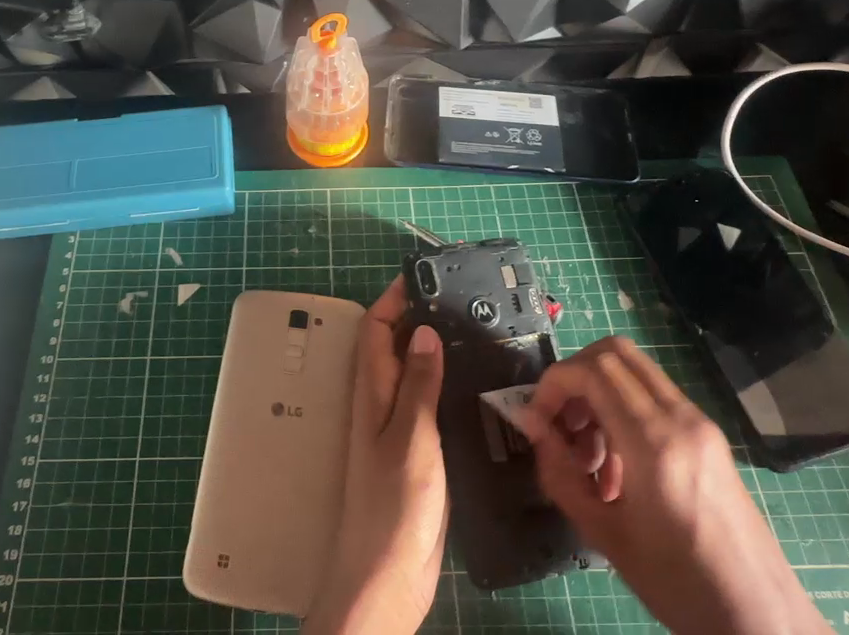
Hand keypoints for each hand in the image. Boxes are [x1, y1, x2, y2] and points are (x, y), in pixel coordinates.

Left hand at [305, 277, 447, 634]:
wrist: (388, 575)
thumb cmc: (394, 505)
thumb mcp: (410, 438)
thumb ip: (417, 386)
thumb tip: (422, 330)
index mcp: (371, 392)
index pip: (374, 329)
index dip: (393, 298)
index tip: (423, 274)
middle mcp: (381, 403)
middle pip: (394, 345)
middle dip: (418, 316)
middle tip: (462, 298)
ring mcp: (398, 428)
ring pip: (414, 374)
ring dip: (435, 348)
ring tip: (476, 331)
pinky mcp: (417, 452)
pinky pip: (429, 404)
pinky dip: (447, 385)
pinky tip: (477, 386)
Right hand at [521, 337, 829, 634]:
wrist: (760, 617)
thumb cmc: (678, 583)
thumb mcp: (604, 533)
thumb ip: (559, 471)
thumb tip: (532, 423)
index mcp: (653, 443)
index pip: (592, 371)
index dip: (552, 384)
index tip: (536, 421)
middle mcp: (680, 418)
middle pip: (614, 353)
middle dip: (574, 377)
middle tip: (559, 424)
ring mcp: (700, 423)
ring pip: (634, 371)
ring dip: (598, 394)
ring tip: (586, 456)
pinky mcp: (709, 436)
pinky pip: (653, 398)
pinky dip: (622, 409)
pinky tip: (615, 466)